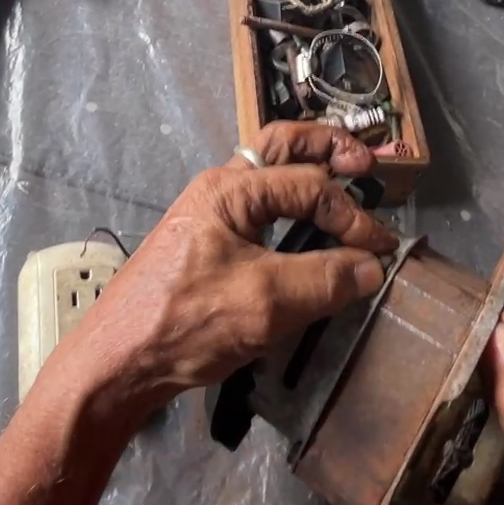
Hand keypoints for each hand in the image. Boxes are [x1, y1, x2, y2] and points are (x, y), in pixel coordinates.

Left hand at [49, 122, 398, 423]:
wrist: (121, 359)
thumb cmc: (186, 321)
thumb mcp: (263, 303)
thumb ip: (322, 280)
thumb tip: (372, 266)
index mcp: (230, 189)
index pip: (307, 185)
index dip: (351, 216)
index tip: (382, 249)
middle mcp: (220, 188)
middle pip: (280, 146)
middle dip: (325, 146)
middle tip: (364, 161)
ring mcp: (212, 213)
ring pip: (268, 172)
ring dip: (308, 169)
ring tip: (345, 177)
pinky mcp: (210, 242)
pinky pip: (260, 207)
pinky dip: (291, 204)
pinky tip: (307, 226)